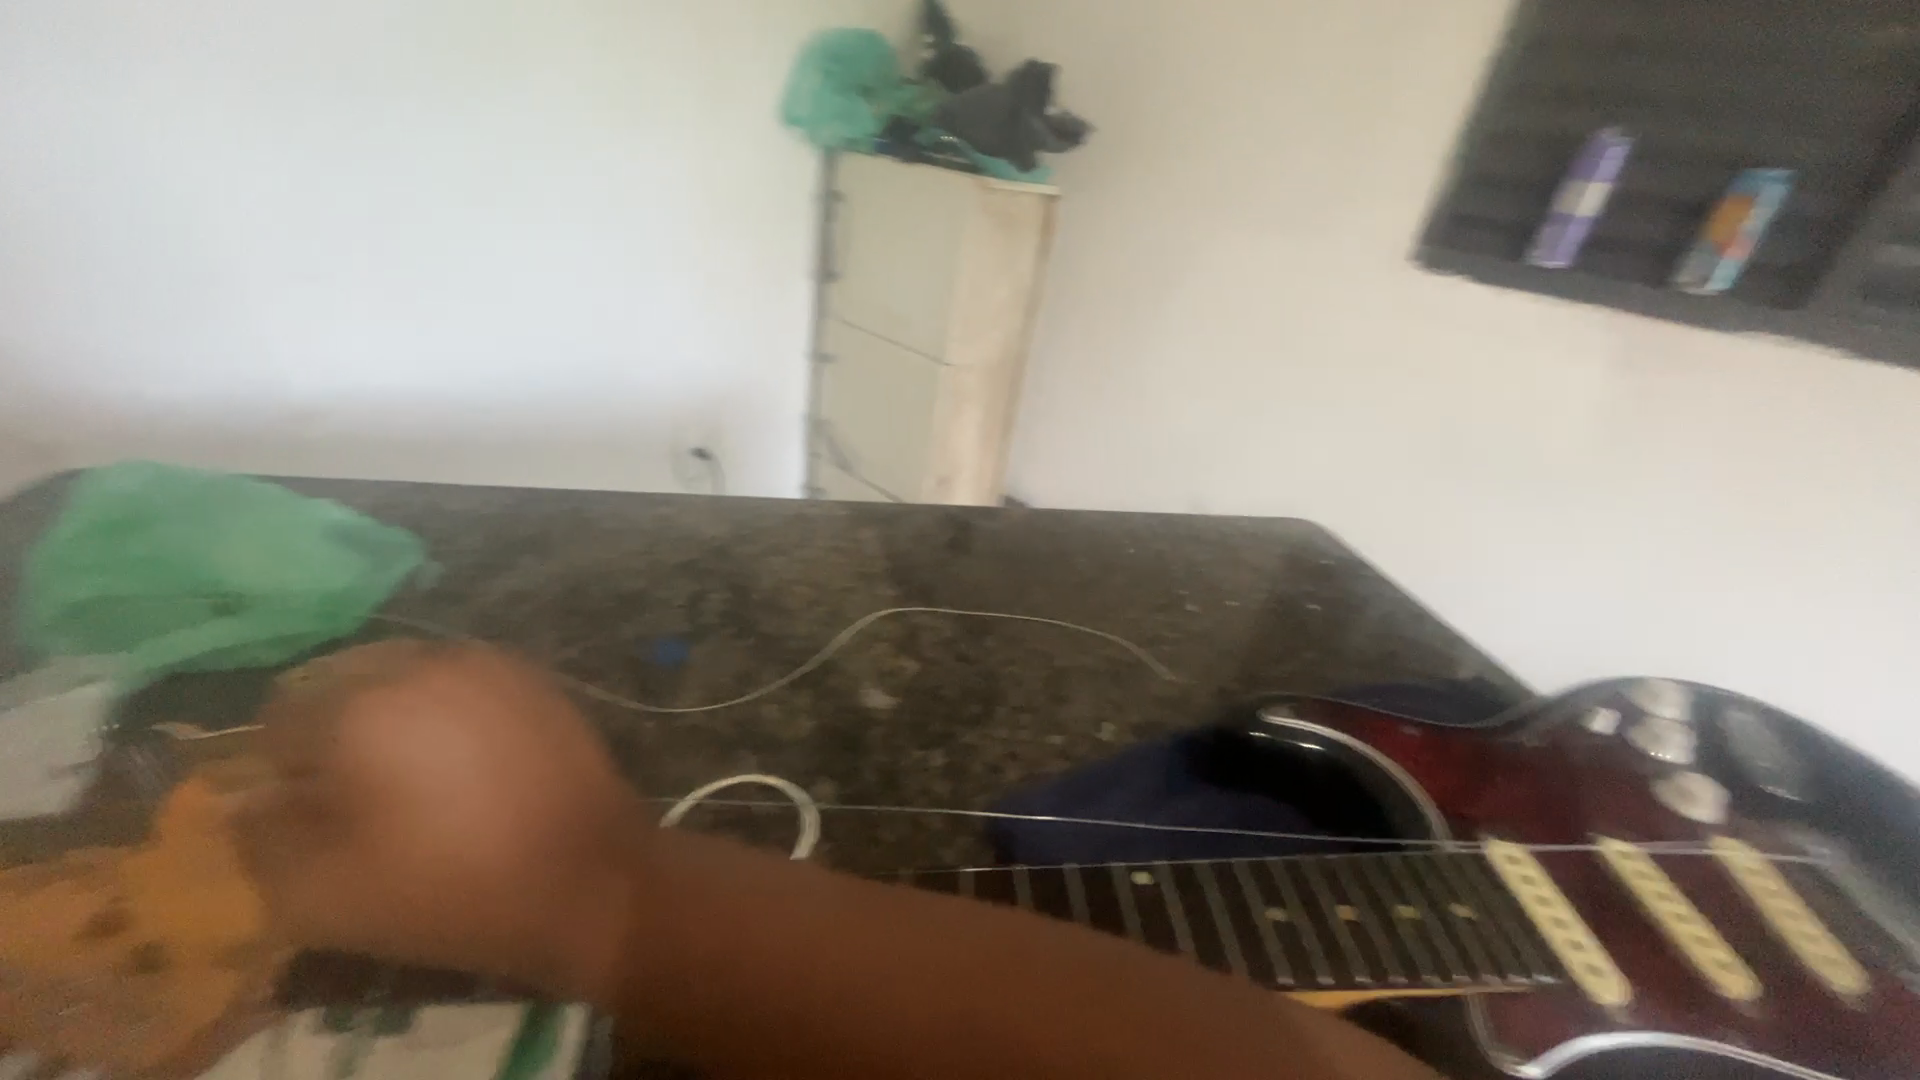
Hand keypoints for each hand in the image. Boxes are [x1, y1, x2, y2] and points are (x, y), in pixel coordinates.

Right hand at [231, 640, 649, 999]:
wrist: (588, 874)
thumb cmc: (451, 887)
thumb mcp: (318, 893)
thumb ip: (262, 835)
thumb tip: (255, 795)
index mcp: (361, 704)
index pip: (281, 715)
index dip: (287, 767)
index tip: (317, 810)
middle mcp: (428, 663)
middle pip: (346, 678)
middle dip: (338, 725)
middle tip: (363, 788)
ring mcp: (494, 663)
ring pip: (411, 671)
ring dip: (397, 709)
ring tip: (420, 772)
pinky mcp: (539, 679)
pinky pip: (467, 679)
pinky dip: (451, 705)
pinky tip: (472, 755)